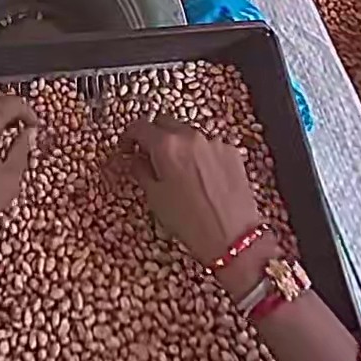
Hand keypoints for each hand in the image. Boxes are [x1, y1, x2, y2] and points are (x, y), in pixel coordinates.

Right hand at [122, 116, 263, 262]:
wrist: (233, 236)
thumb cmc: (188, 220)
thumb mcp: (154, 197)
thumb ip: (141, 170)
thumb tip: (136, 159)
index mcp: (166, 145)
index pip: (139, 126)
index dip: (129, 136)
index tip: (128, 147)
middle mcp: (190, 135)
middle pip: (165, 123)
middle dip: (155, 136)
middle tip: (152, 156)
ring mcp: (213, 141)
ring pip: (188, 134)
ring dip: (179, 145)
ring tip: (180, 171)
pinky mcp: (231, 151)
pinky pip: (209, 146)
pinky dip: (201, 155)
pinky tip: (203, 177)